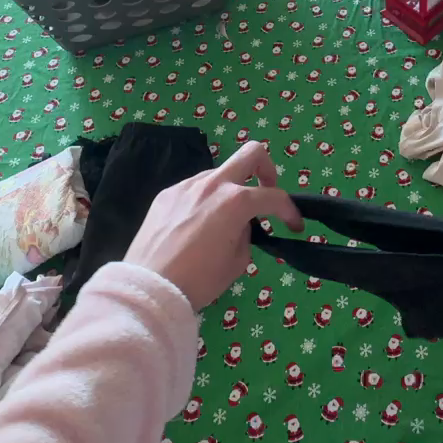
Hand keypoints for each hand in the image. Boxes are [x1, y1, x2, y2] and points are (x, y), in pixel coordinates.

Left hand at [124, 141, 304, 308]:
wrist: (148, 289)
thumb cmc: (198, 281)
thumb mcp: (237, 263)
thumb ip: (247, 235)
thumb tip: (242, 226)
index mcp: (236, 202)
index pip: (274, 197)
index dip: (290, 211)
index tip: (294, 226)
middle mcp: (214, 184)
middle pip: (252, 153)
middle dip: (267, 170)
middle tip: (266, 193)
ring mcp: (187, 185)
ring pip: (219, 173)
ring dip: (231, 189)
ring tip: (223, 220)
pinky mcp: (167, 193)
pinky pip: (195, 188)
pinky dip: (205, 200)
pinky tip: (195, 226)